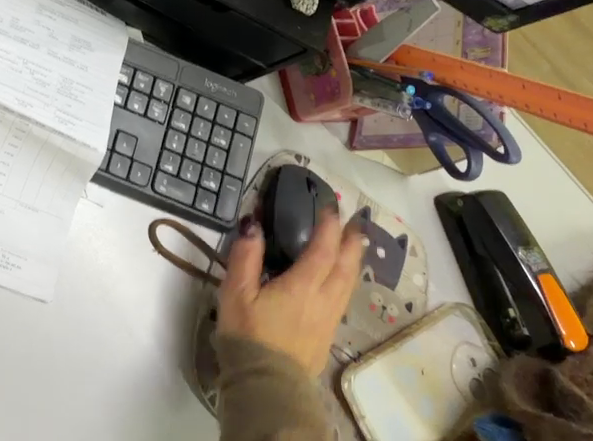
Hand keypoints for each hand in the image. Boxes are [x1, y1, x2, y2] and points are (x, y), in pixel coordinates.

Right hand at [216, 210, 366, 373]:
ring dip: (354, 262)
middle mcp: (323, 300)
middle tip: (355, 223)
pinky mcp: (326, 334)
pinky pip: (343, 298)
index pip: (323, 249)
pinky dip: (347, 281)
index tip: (330, 207)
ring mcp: (328, 319)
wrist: (267, 384)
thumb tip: (252, 223)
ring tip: (356, 247)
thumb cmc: (249, 334)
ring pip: (349, 285)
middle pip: (345, 267)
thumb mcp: (237, 291)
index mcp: (303, 286)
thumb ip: (245, 256)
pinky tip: (342, 282)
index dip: (328, 226)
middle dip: (351, 243)